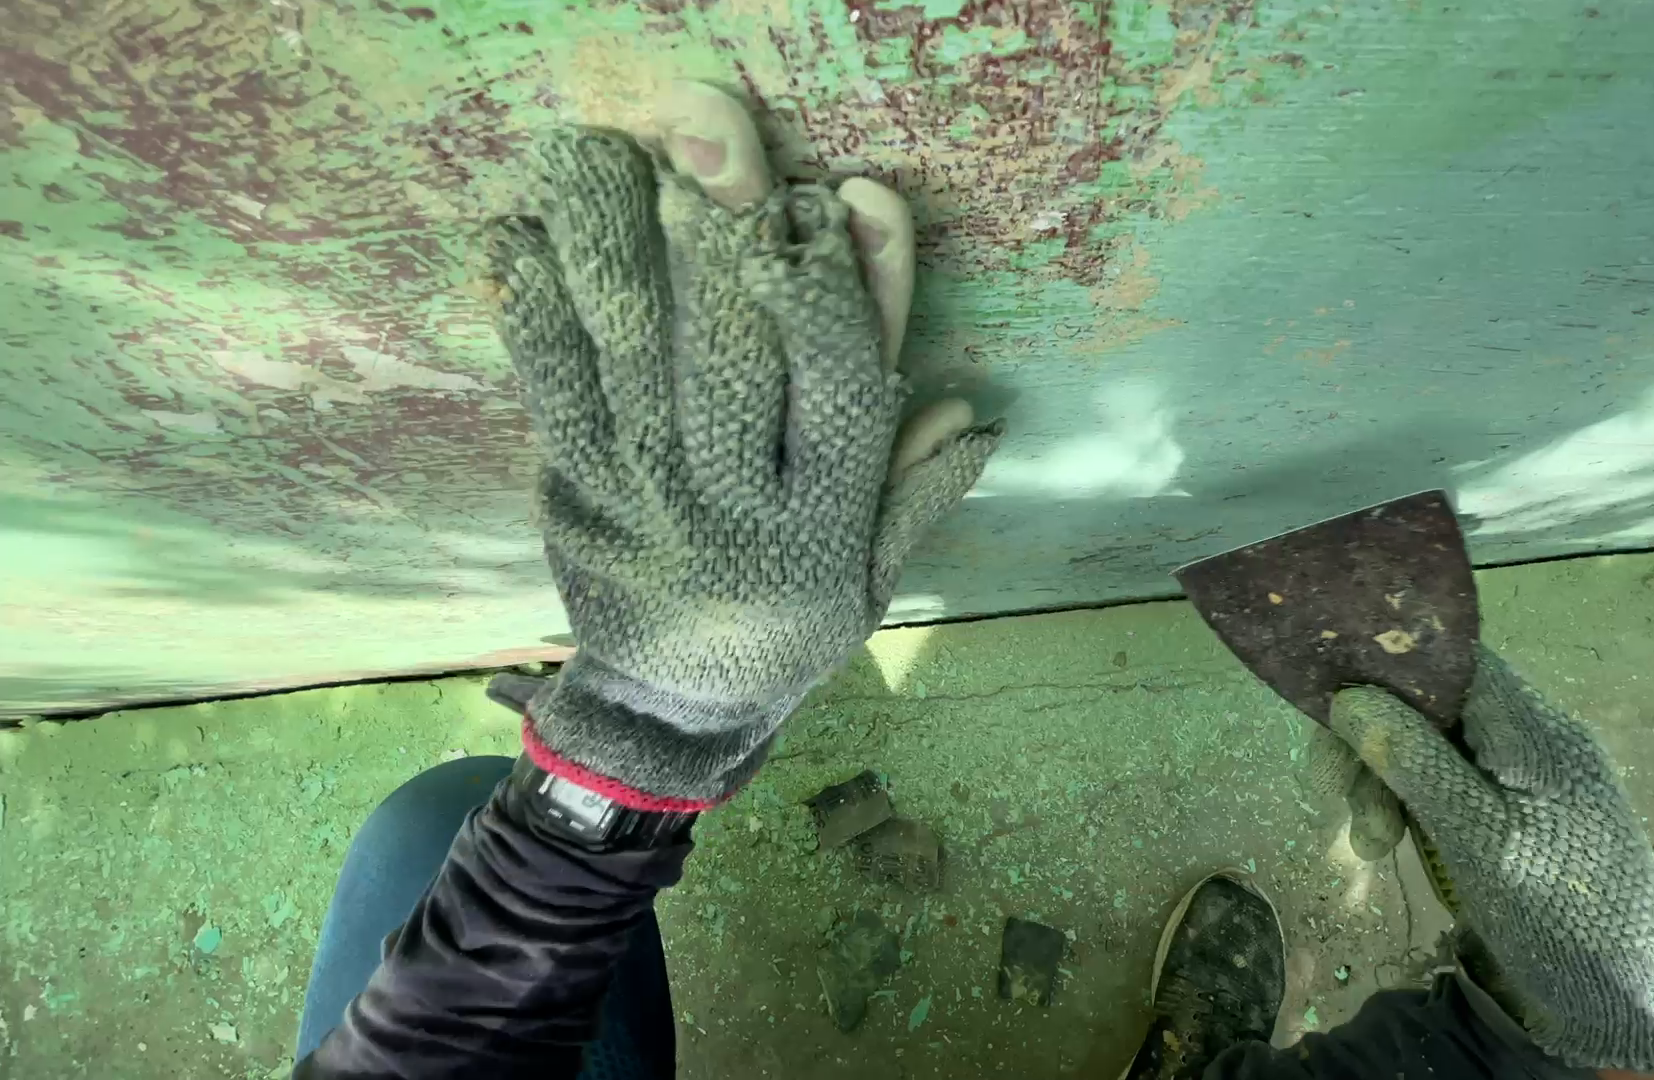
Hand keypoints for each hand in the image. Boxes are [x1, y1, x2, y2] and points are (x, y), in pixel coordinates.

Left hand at [484, 83, 999, 810]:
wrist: (670, 701)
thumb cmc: (789, 633)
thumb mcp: (873, 584)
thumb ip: (916, 495)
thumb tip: (972, 411)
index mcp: (821, 516)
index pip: (845, 385)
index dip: (847, 286)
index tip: (842, 196)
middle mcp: (732, 492)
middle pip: (729, 345)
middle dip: (723, 229)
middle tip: (714, 125)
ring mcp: (642, 483)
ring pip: (626, 346)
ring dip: (609, 238)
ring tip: (602, 151)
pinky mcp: (573, 481)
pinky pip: (546, 383)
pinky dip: (528, 303)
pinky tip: (518, 230)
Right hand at [1326, 647, 1653, 1072]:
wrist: (1624, 1007)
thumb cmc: (1558, 915)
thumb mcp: (1476, 836)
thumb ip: (1414, 759)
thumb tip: (1349, 695)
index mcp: (1533, 729)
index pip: (1452, 658)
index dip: (1389, 662)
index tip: (1330, 692)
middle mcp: (1525, 735)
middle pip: (1424, 703)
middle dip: (1370, 740)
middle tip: (1330, 787)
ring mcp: (1515, 770)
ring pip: (1420, 743)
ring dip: (1378, 782)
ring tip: (1369, 843)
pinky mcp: (1503, 803)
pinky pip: (1434, 778)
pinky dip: (1400, 802)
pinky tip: (1385, 843)